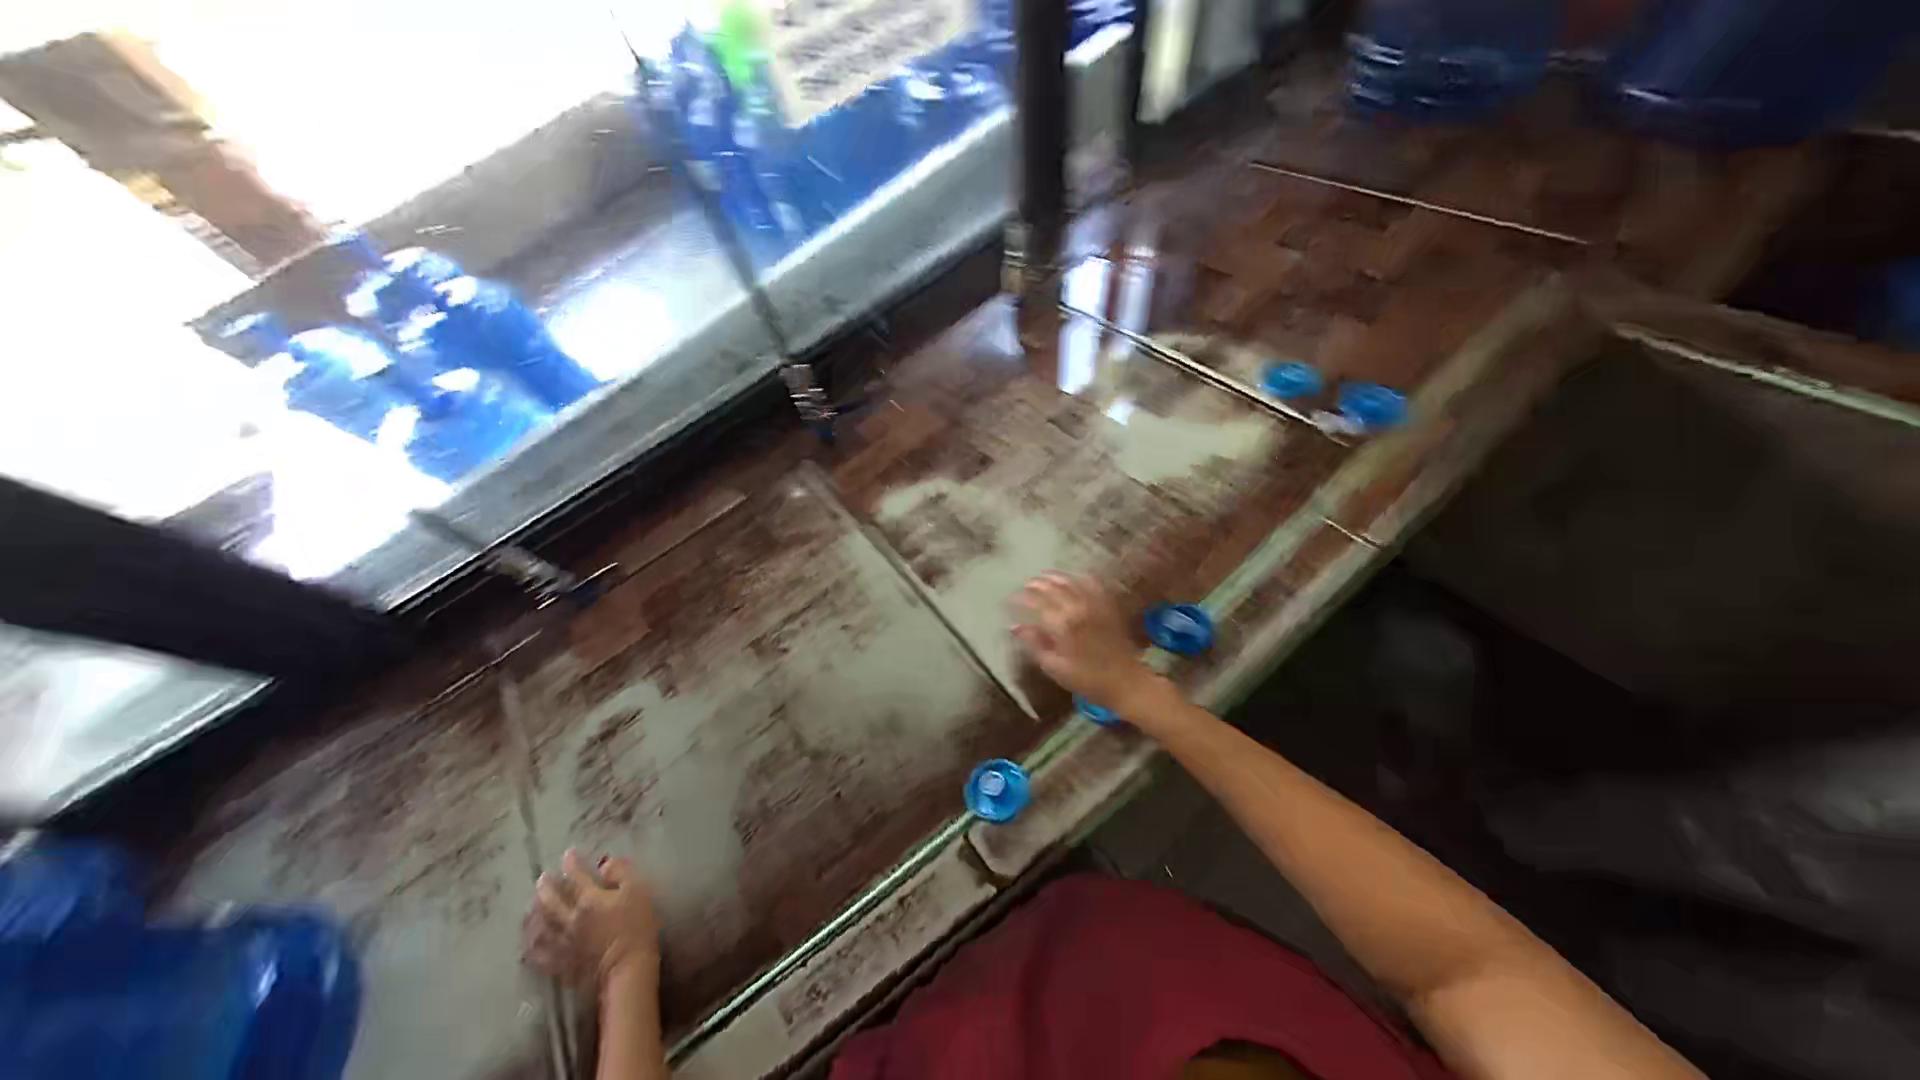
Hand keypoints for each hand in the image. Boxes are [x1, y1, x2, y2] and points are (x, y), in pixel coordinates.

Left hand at [524, 849, 660, 992]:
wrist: (627, 969)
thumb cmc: (637, 926)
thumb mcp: (638, 892)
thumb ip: (621, 874)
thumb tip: (605, 862)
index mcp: (590, 899)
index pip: (577, 876)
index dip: (572, 864)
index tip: (568, 854)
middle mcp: (570, 919)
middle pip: (551, 900)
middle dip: (546, 887)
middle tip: (541, 878)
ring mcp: (561, 943)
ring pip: (540, 926)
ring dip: (534, 913)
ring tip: (531, 906)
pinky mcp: (559, 964)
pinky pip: (538, 954)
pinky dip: (531, 945)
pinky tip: (529, 941)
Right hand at [1011, 573, 1161, 713]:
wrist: (1126, 683)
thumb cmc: (1087, 680)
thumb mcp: (1054, 667)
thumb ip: (1034, 643)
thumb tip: (1015, 627)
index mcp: (1062, 624)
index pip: (1035, 603)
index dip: (1021, 599)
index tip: (1010, 600)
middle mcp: (1078, 608)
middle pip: (1052, 587)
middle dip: (1036, 584)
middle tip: (1025, 586)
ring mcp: (1095, 604)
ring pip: (1071, 581)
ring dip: (1055, 577)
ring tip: (1043, 577)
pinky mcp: (1108, 605)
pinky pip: (1092, 584)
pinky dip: (1079, 578)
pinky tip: (1073, 579)